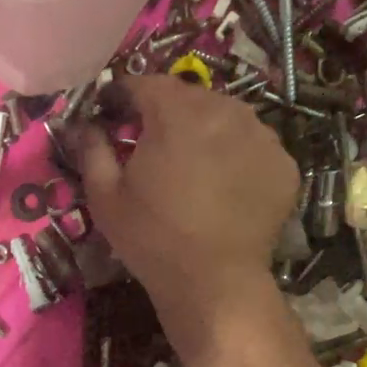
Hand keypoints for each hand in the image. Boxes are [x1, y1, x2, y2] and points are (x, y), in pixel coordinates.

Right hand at [76, 77, 298, 366]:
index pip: (144, 84)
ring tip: (194, 170)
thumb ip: (92, 151)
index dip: (124, 97)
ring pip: (226, 119)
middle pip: (189, 98)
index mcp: (175, 113)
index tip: (112, 115)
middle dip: (168, 116)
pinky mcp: (283, 163)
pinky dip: (237, 160)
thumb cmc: (152, 240)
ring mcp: (261, 134)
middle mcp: (223, 109)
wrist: (214, 282)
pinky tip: (224, 191)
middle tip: (154, 149)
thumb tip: (84, 124)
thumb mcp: (106, 199)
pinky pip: (253, 149)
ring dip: (206, 134)